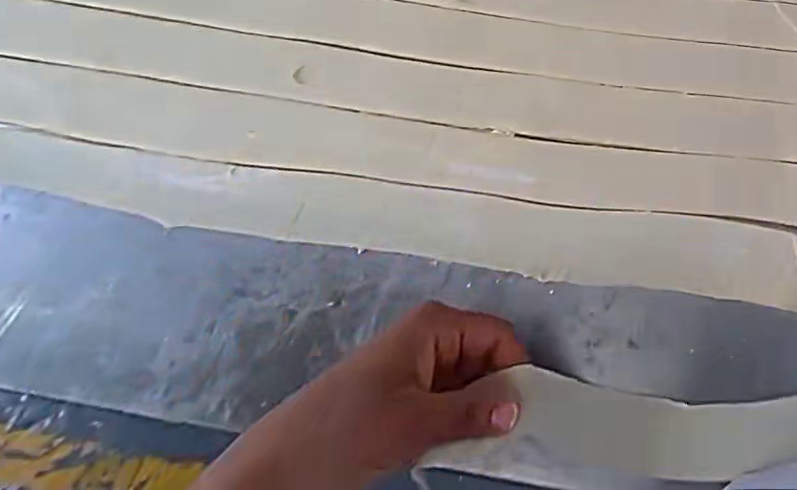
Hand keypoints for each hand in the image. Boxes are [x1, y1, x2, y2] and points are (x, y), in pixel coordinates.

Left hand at [198, 302, 529, 489]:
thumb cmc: (337, 433)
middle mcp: (427, 336)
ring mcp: (414, 365)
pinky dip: (455, 419)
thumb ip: (470, 413)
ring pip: (467, 380)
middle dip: (495, 390)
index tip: (526, 406)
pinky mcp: (402, 393)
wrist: (270, 472)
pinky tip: (454, 442)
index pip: (497, 334)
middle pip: (484, 355)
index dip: (514, 368)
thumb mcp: (412, 424)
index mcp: (433, 324)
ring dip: (475, 409)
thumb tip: (516, 408)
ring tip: (476, 439)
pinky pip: (446, 398)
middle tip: (504, 429)